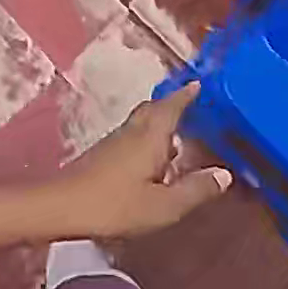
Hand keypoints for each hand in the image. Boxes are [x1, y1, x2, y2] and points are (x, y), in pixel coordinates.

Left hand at [44, 83, 232, 238]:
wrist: (62, 205)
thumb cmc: (116, 204)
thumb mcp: (164, 205)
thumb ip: (195, 189)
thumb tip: (224, 172)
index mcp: (149, 137)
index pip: (170, 107)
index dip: (185, 95)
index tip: (198, 83)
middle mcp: (131, 132)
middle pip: (153, 110)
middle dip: (172, 105)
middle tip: (193, 104)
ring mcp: (114, 142)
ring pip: (141, 123)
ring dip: (160, 122)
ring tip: (182, 132)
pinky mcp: (104, 155)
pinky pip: (133, 136)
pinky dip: (149, 137)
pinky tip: (156, 158)